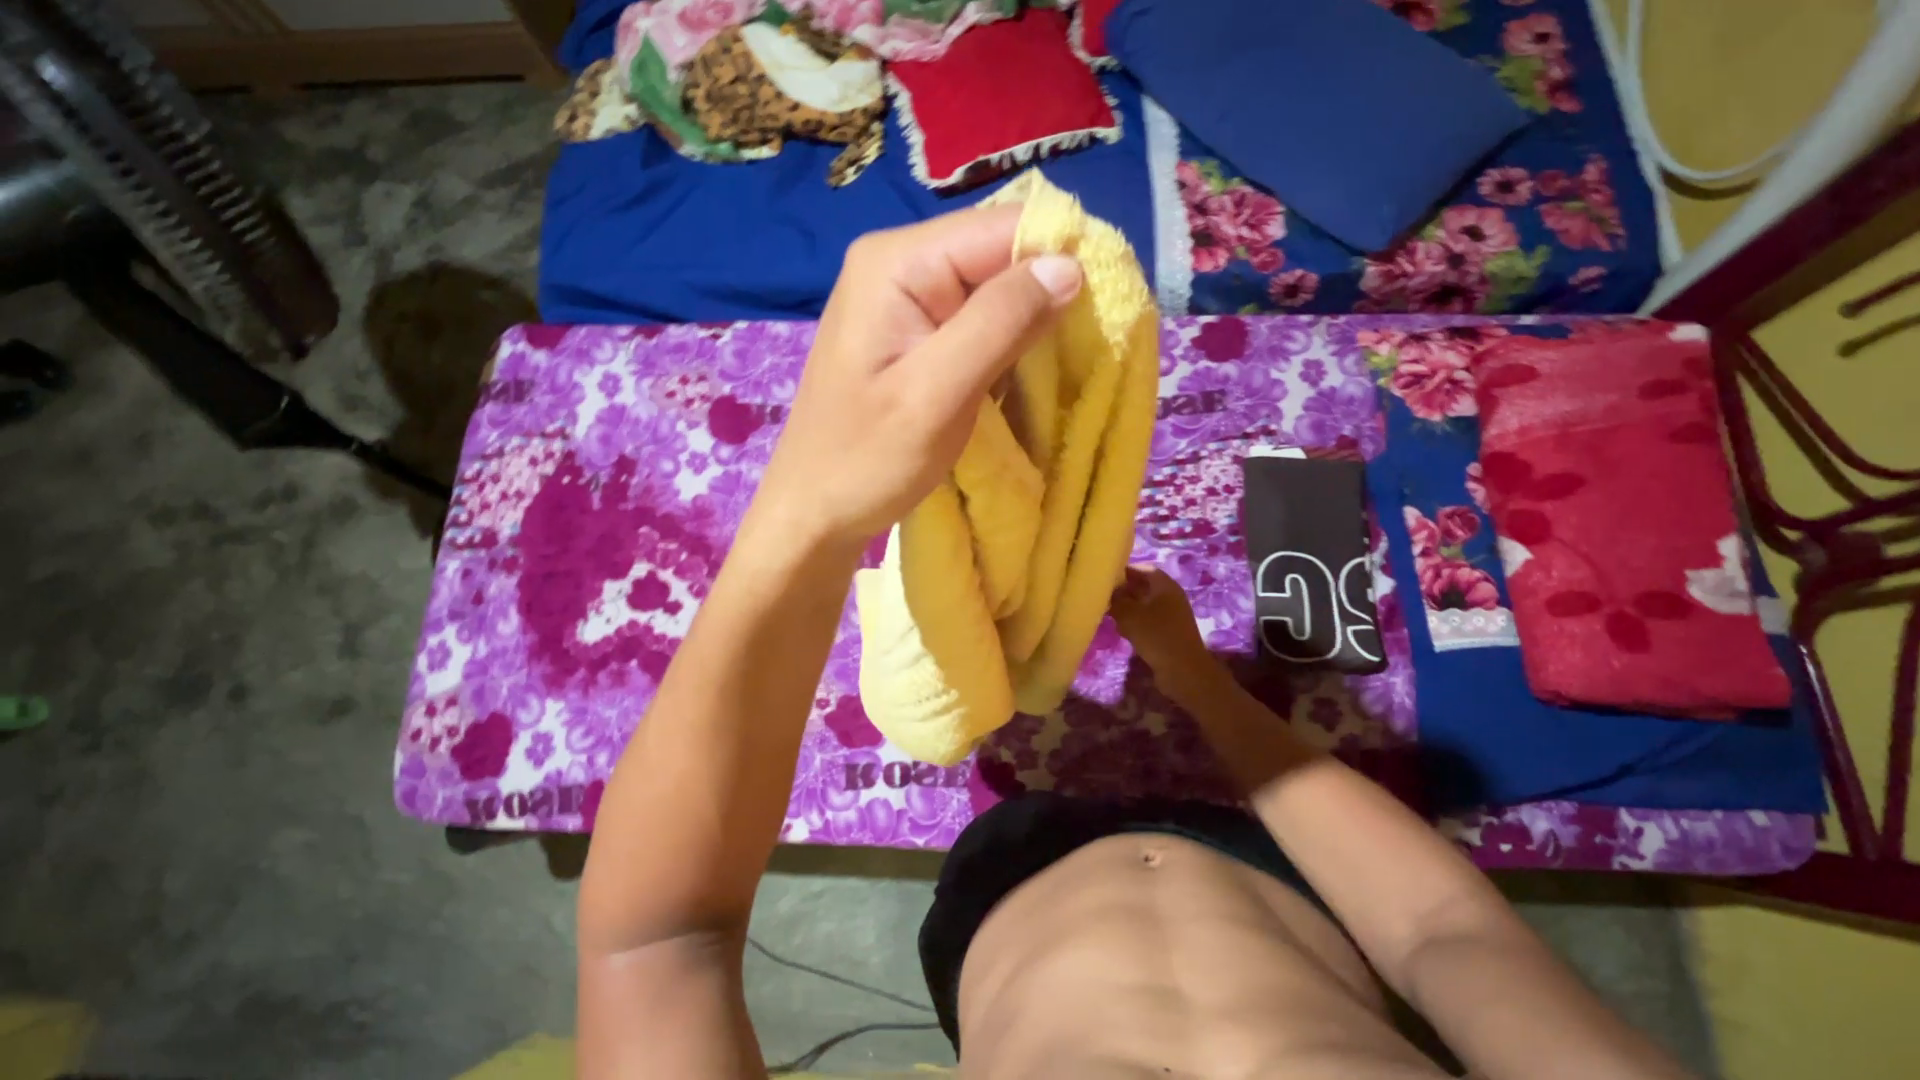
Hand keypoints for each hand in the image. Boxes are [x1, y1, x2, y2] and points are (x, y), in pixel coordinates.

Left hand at [746, 204, 1083, 558]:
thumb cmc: (865, 461)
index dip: (1062, 256)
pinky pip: (981, 319)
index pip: (1002, 228)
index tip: (1107, 306)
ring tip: (1066, 364)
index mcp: (898, 262)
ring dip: (1035, 322)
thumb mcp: (936, 394)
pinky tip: (1029, 374)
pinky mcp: (917, 331)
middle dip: (1050, 292)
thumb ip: (1000, 323)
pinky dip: (1012, 343)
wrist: (814, 511)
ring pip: (997, 288)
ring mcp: (907, 297)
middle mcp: (901, 263)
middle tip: (1088, 346)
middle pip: (1001, 252)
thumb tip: (1070, 265)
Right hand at [1110, 567, 1214, 678]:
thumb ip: (1117, 600)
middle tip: (1104, 594)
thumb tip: (1109, 593)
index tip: (1107, 575)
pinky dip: (1135, 622)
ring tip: (1109, 611)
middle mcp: (1171, 597)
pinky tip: (1122, 630)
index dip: (1126, 570)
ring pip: (1145, 605)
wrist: (1183, 670)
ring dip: (1128, 607)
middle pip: (1145, 587)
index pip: (1145, 569)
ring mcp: (1172, 616)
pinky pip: (1149, 621)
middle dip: (1125, 590)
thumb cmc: (1156, 635)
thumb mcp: (1129, 615)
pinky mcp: (1169, 633)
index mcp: (1166, 586)